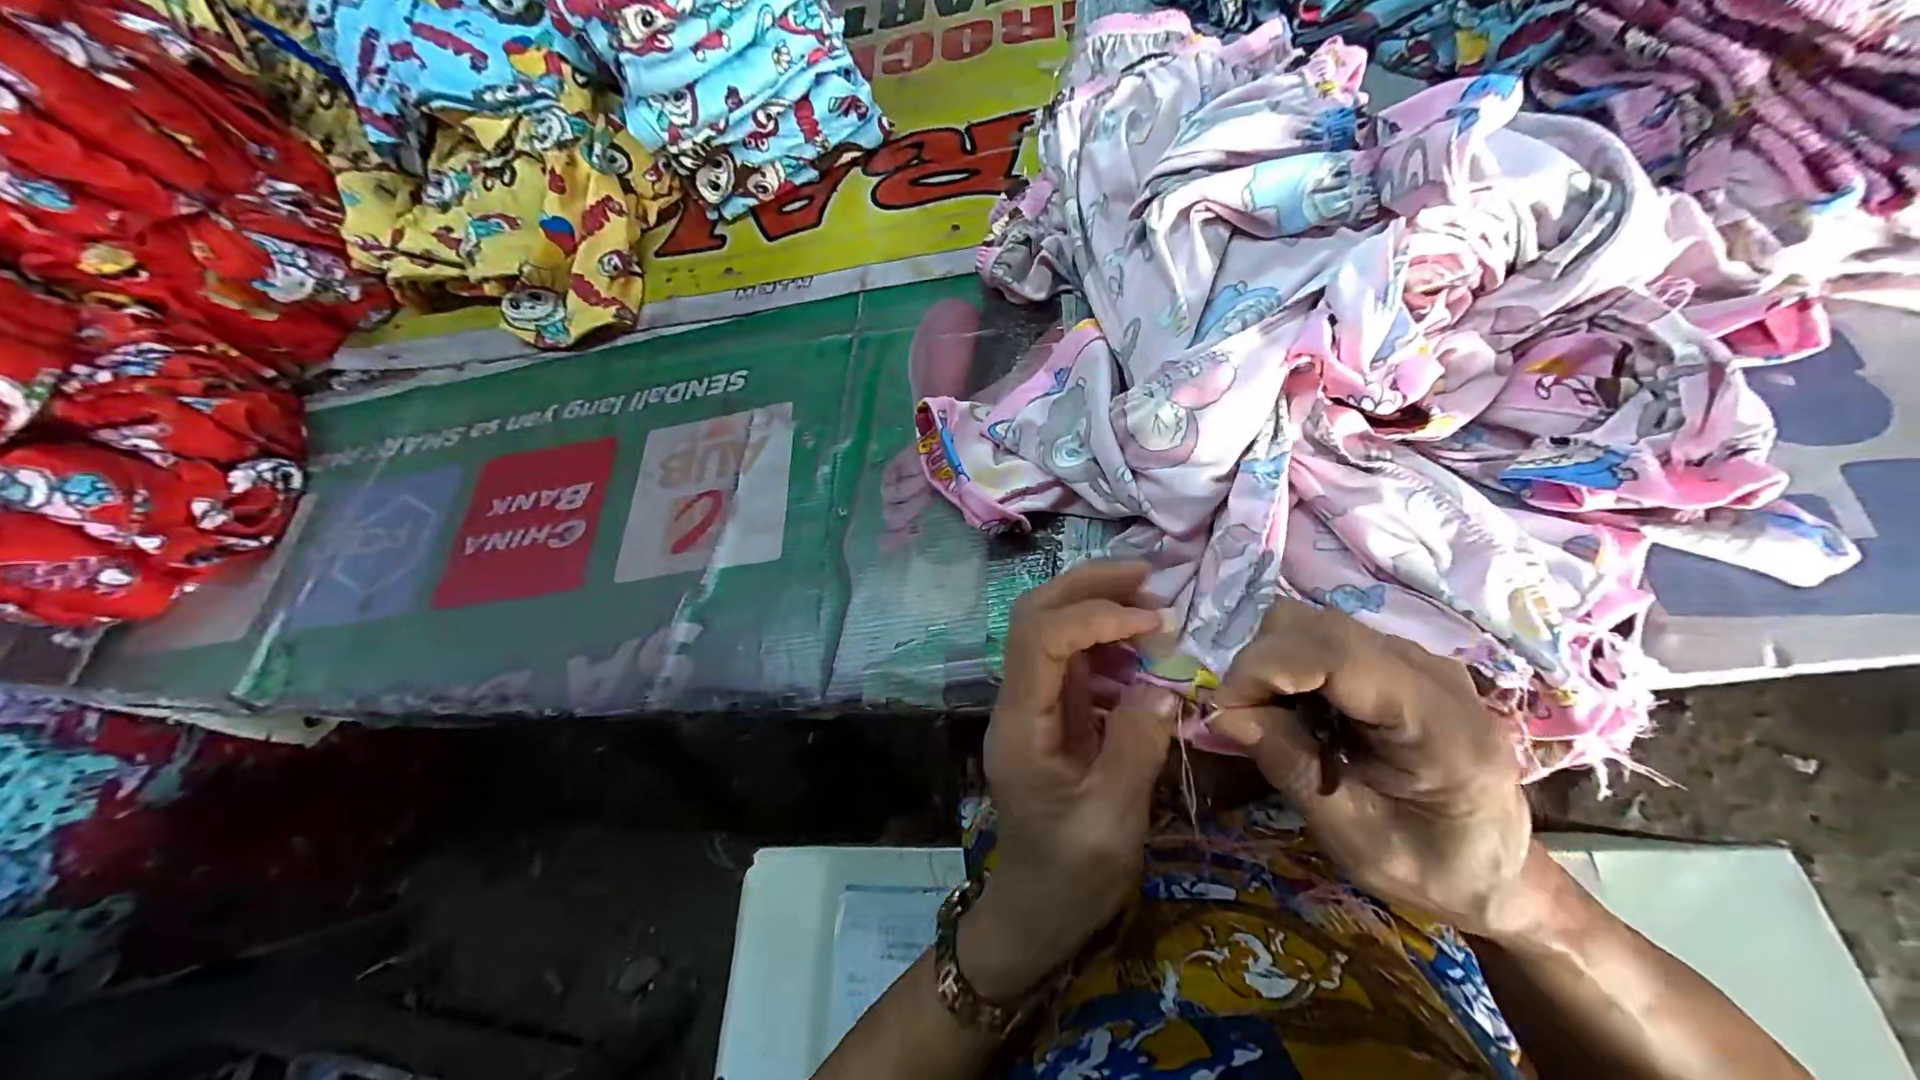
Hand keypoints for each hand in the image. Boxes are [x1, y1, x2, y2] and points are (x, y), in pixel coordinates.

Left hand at [963, 560, 1181, 1001]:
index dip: (1093, 616)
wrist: (1037, 910)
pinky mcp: (1053, 715)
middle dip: (1086, 587)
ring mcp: (1033, 705)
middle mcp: (1017, 703)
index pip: (1039, 639)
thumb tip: (1163, 688)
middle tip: (1149, 576)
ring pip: (1050, 630)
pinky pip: (1073, 661)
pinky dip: (1107, 643)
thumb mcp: (1112, 822)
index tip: (1152, 621)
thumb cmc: (1071, 876)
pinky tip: (1143, 648)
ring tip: (1154, 607)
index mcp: (1019, 725)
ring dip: (1097, 607)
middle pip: (1033, 617)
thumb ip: (1135, 748)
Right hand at [1211, 598, 1532, 934]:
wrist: (1496, 872)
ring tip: (1272, 718)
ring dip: (1271, 664)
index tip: (1224, 710)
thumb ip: (1291, 768)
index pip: (1339, 656)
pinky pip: (1323, 638)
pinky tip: (1298, 711)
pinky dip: (1290, 666)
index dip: (1265, 668)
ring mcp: (1417, 658)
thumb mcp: (1355, 839)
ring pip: (1313, 624)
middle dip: (1260, 665)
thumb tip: (1220, 714)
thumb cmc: (1432, 869)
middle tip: (1242, 720)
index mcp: (1441, 726)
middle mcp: (1433, 674)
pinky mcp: (1397, 659)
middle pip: (1317, 626)